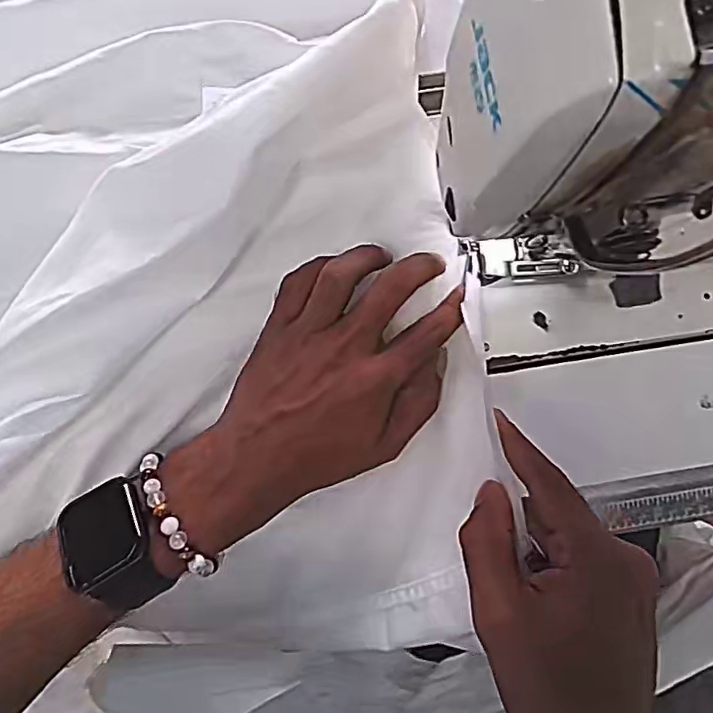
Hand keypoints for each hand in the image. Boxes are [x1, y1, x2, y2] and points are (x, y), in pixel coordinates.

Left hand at [156, 245, 464, 571]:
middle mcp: (343, 349)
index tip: (455, 300)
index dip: (449, 310)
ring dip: (367, 257)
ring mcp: (309, 334)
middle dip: (420, 268)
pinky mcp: (280, 328)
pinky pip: (298, 283)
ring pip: (341, 274)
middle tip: (428, 265)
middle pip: (391, 289)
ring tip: (381, 257)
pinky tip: (331, 267)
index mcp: (373, 379)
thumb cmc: (312, 453)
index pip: (425, 333)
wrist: (257, 456)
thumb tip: (433, 370)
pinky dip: (318, 267)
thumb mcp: (384, 444)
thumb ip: (418, 404)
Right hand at [460, 411, 662, 712]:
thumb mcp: (498, 614)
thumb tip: (490, 494)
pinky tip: (534, 589)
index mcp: (598, 558)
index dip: (521, 451)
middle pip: (560, 513)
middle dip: (521, 512)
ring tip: (509, 577)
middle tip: (484, 519)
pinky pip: (585, 558)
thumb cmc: (545, 690)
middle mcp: (626, 559)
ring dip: (537, 542)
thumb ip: (487, 543)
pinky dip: (554, 559)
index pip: (551, 487)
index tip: (499, 420)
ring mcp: (636, 580)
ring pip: (571, 537)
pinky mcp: (634, 598)